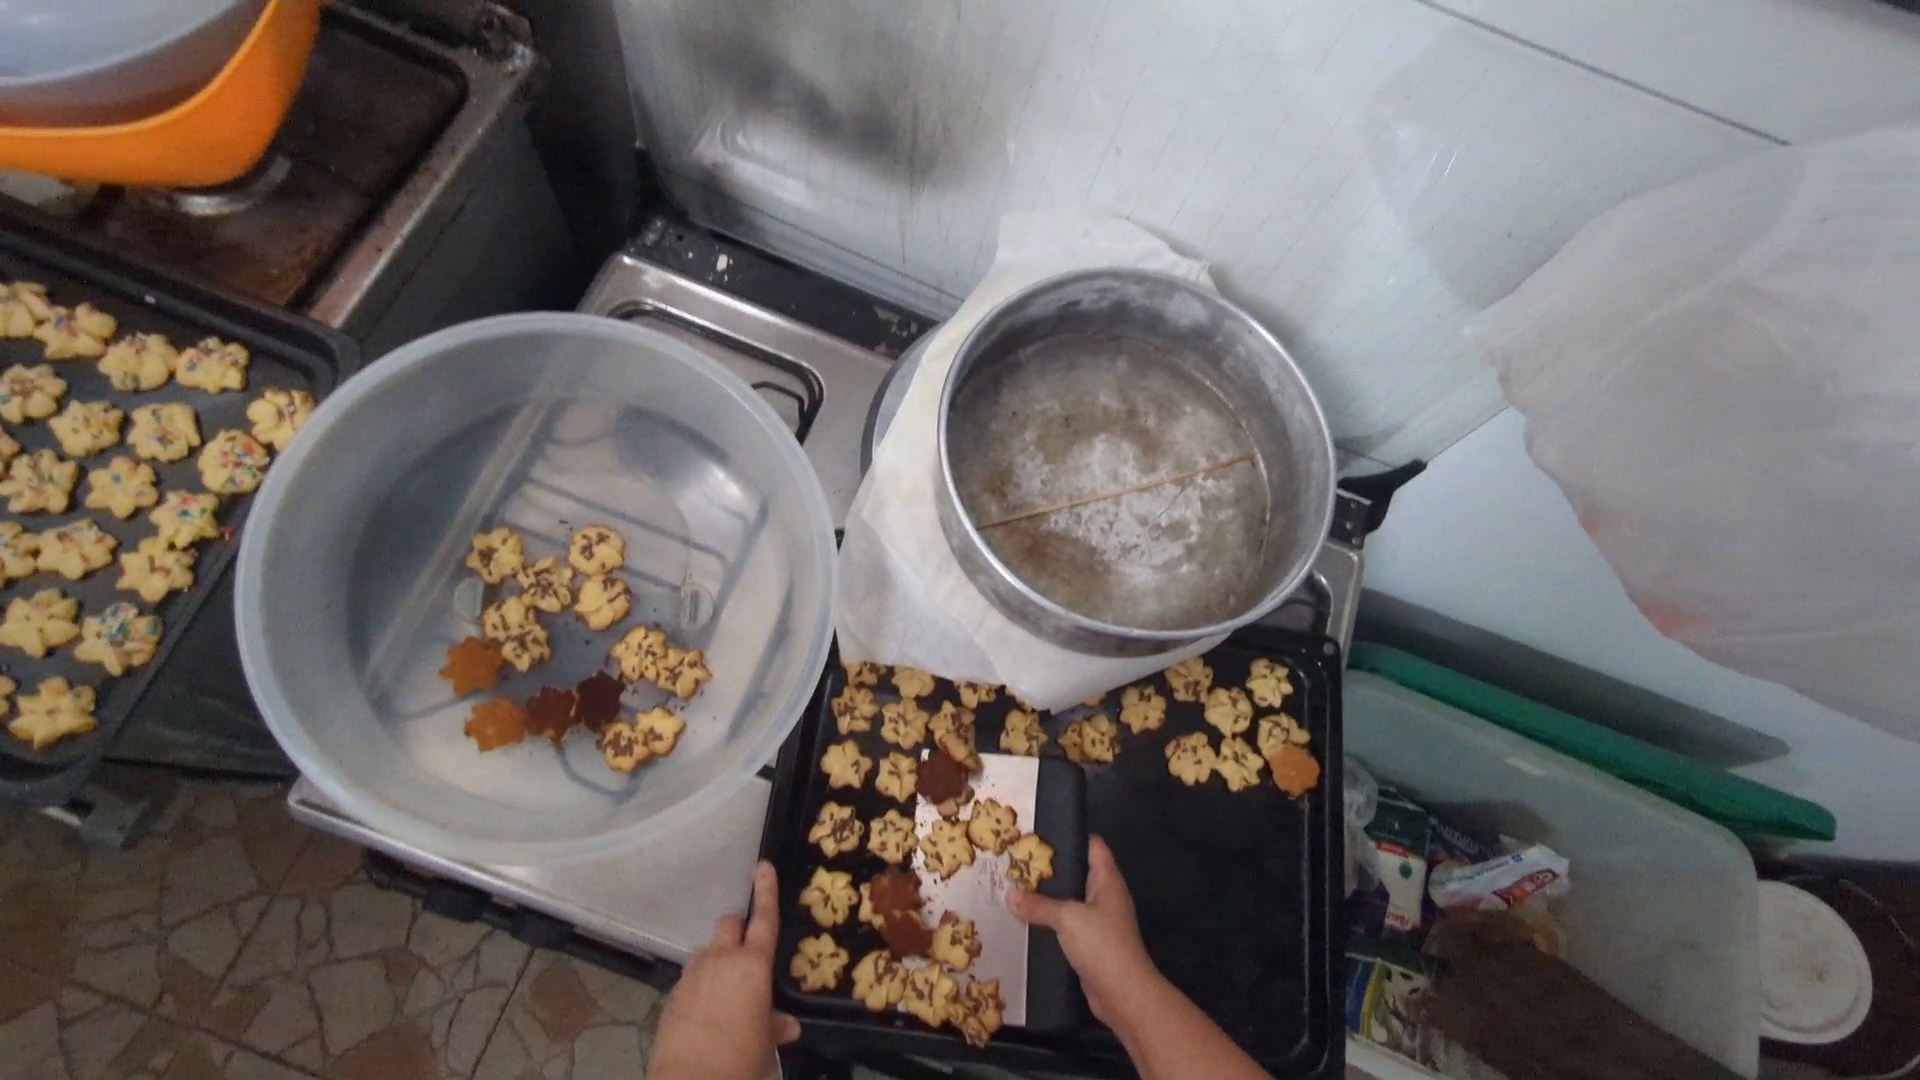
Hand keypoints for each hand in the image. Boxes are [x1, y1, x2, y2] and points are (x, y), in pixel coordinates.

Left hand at [650, 862, 800, 1079]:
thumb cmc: (741, 1060)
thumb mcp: (765, 1044)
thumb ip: (775, 1026)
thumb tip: (788, 1026)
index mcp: (753, 965)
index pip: (764, 917)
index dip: (766, 890)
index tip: (763, 866)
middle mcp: (723, 960)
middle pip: (729, 924)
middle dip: (737, 929)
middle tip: (745, 950)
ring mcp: (694, 976)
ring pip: (707, 950)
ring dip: (716, 958)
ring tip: (723, 988)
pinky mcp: (673, 995)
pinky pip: (690, 977)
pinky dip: (700, 984)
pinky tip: (704, 1012)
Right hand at [1007, 835, 1165, 1032]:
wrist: (1124, 995)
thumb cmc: (1102, 944)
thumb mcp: (1067, 918)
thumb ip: (1038, 905)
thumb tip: (1009, 894)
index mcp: (1107, 880)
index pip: (1092, 845)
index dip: (1070, 834)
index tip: (1040, 831)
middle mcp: (1104, 896)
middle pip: (1076, 871)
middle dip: (1049, 867)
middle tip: (1017, 859)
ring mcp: (1098, 921)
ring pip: (1069, 899)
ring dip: (1046, 896)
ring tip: (1015, 886)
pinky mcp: (1090, 943)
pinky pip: (1066, 924)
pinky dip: (1049, 921)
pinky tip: (1026, 919)